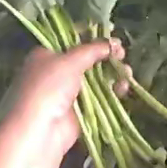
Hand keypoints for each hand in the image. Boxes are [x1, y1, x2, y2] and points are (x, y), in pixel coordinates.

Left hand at [5, 40, 122, 154]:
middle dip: (105, 56)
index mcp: (45, 54)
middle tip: (123, 54)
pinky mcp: (77, 112)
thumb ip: (91, 50)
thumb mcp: (69, 61)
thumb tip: (112, 42)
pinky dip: (110, 92)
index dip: (91, 37)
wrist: (39, 131)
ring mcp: (66, 93)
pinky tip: (123, 87)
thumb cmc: (49, 87)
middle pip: (84, 60)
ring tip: (127, 72)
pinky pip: (97, 98)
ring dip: (111, 74)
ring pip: (93, 79)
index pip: (71, 39)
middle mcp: (54, 71)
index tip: (112, 36)